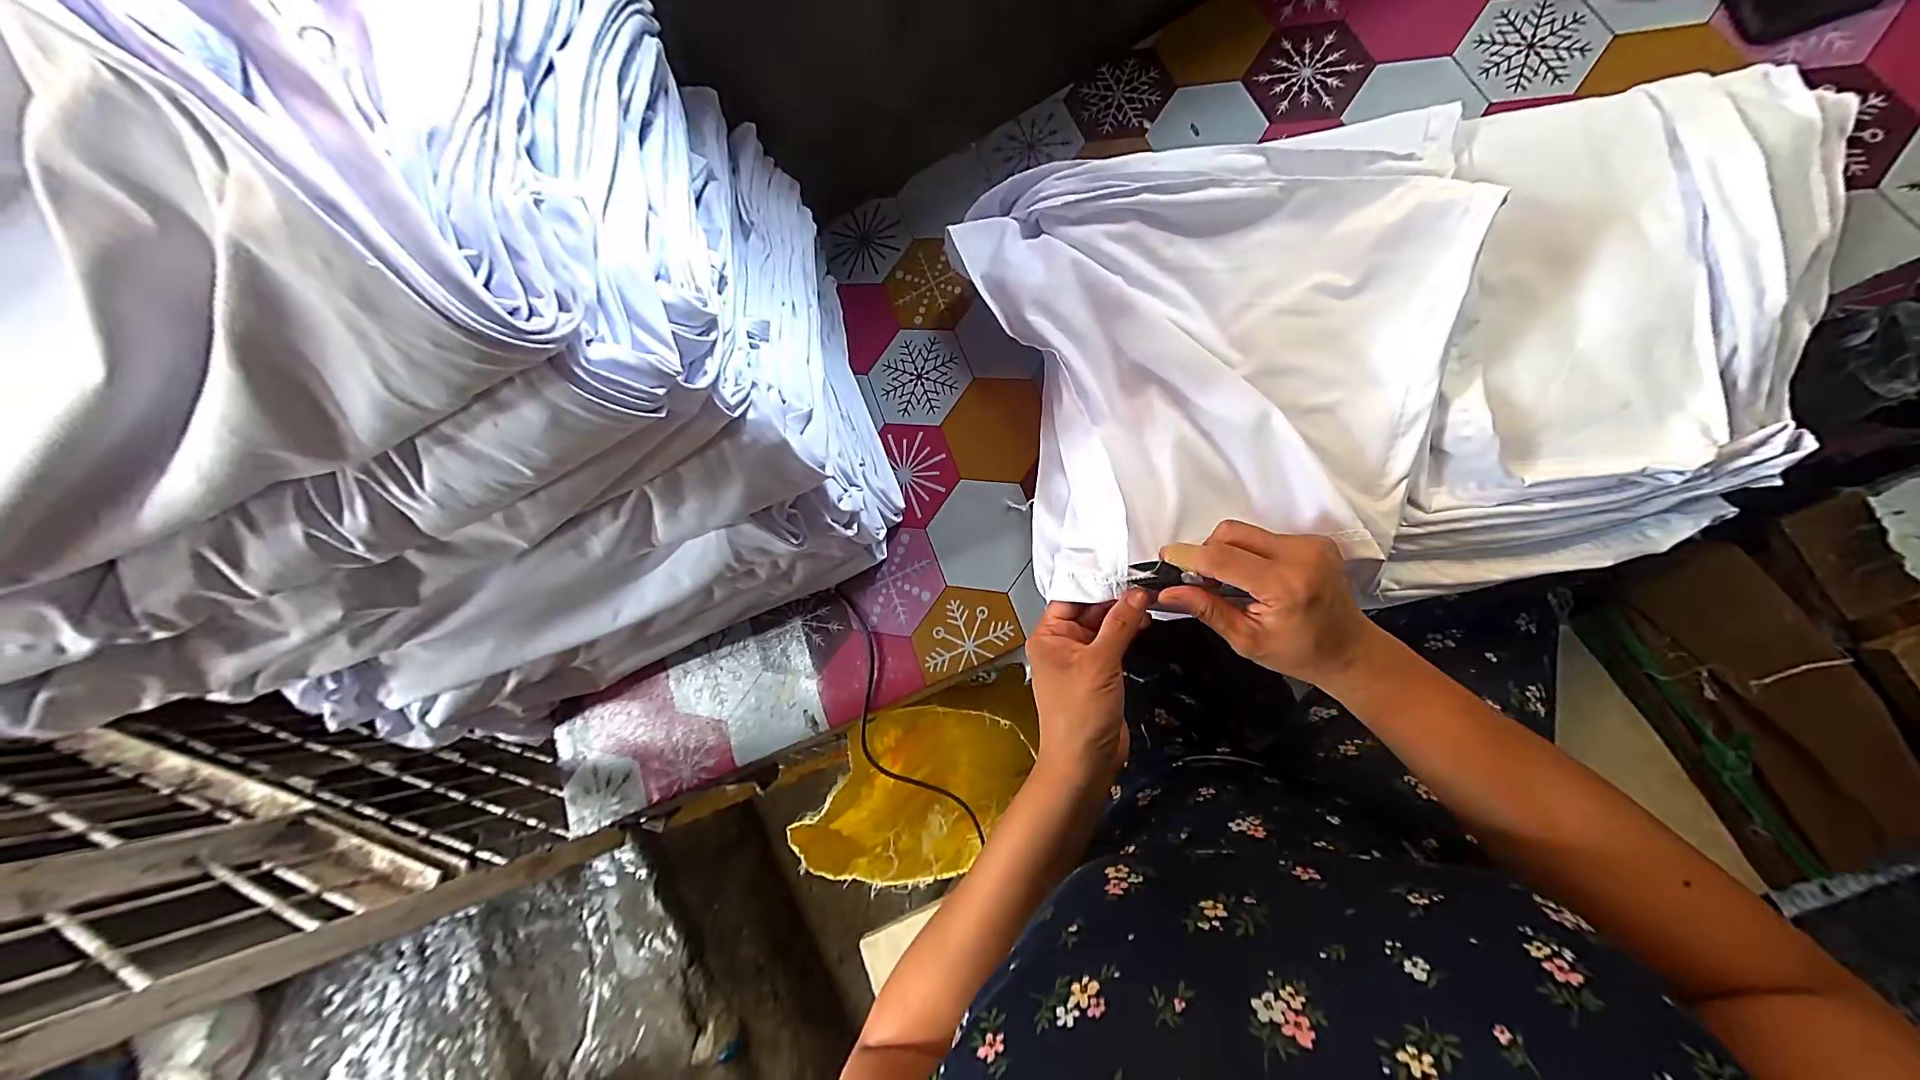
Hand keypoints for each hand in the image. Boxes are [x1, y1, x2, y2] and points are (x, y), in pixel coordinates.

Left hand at [1026, 590, 1150, 779]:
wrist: (1084, 762)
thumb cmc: (1080, 713)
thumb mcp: (1100, 663)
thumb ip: (1119, 624)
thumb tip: (1137, 593)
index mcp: (1048, 635)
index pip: (1071, 596)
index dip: (1096, 581)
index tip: (1124, 566)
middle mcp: (1061, 643)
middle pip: (1089, 609)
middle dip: (1115, 597)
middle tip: (1146, 582)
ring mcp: (1080, 658)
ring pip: (1103, 625)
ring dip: (1124, 615)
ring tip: (1151, 600)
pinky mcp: (1098, 672)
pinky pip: (1112, 643)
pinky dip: (1127, 633)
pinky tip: (1145, 622)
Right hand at [1154, 520, 1382, 687]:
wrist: (1350, 650)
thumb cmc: (1302, 652)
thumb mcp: (1246, 640)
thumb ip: (1207, 610)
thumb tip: (1170, 592)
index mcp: (1285, 585)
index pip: (1222, 558)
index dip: (1188, 557)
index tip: (1167, 558)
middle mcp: (1301, 556)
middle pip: (1230, 533)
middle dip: (1207, 553)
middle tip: (1201, 581)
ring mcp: (1310, 545)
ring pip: (1245, 531)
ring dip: (1227, 552)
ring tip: (1231, 583)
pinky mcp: (1313, 540)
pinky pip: (1264, 535)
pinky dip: (1248, 552)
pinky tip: (1253, 577)